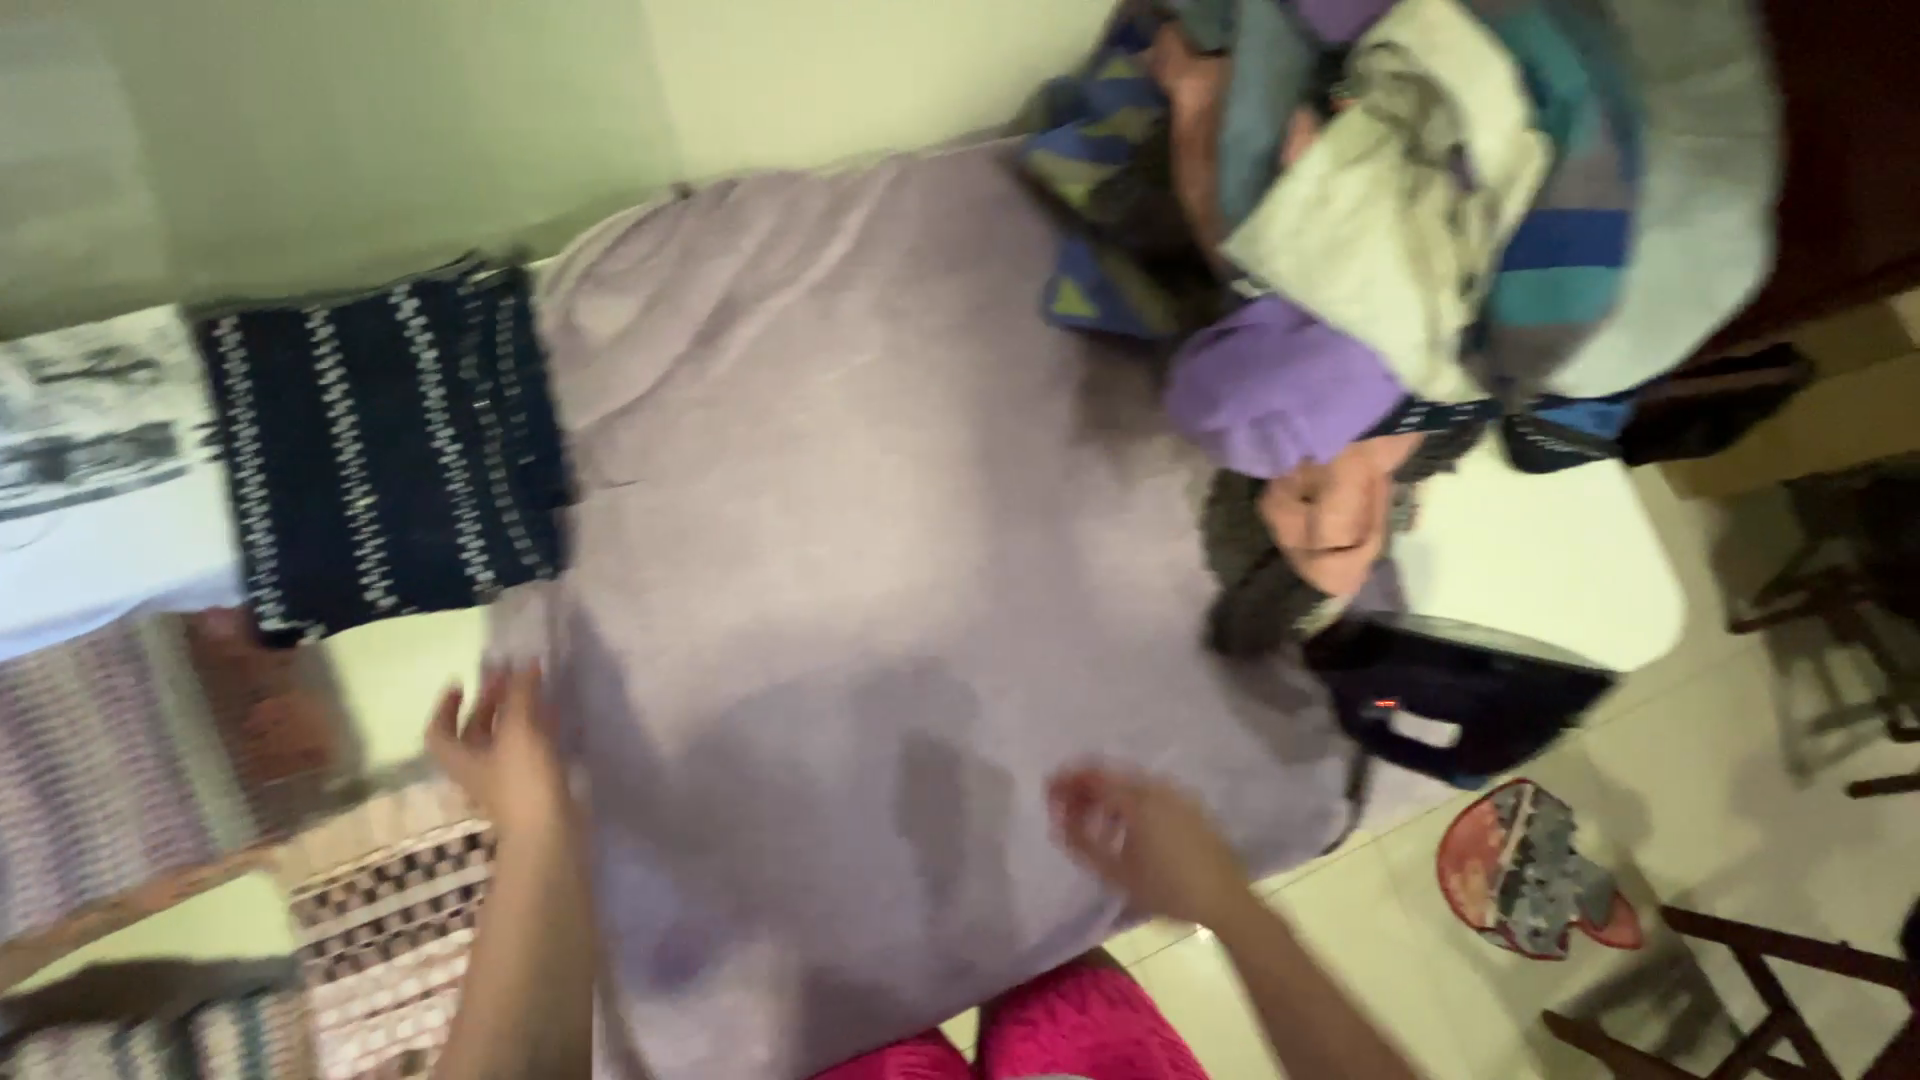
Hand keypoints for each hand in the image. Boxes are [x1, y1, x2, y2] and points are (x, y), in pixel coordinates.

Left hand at [427, 663, 572, 839]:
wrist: (548, 830)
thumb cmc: (522, 780)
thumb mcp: (519, 731)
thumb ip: (521, 695)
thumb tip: (524, 663)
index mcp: (462, 758)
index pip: (438, 731)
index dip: (445, 706)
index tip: (462, 683)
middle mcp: (479, 767)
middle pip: (474, 730)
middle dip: (488, 702)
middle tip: (507, 677)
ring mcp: (507, 776)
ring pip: (504, 737)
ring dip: (515, 712)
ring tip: (533, 689)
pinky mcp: (533, 781)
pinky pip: (530, 746)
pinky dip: (537, 726)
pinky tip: (553, 714)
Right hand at [1048, 764, 1256, 928]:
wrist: (1227, 901)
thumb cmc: (1168, 890)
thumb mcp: (1117, 873)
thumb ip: (1082, 844)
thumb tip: (1058, 822)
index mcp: (1137, 798)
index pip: (1092, 776)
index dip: (1066, 782)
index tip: (1048, 793)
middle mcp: (1156, 786)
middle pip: (1110, 776)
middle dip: (1084, 790)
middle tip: (1066, 812)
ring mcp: (1177, 794)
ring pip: (1130, 785)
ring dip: (1107, 800)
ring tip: (1095, 829)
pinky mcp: (1191, 807)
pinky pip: (1150, 795)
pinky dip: (1129, 805)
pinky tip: (1126, 833)